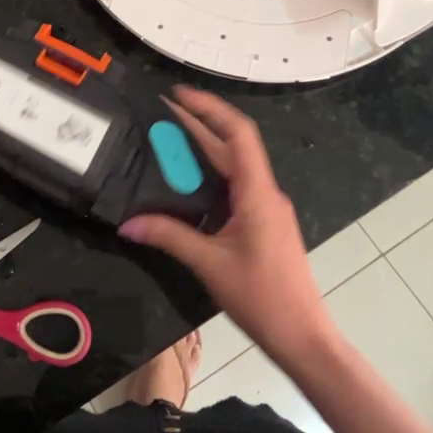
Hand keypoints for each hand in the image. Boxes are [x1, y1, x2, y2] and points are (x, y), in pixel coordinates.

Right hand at [118, 87, 335, 355]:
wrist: (304, 338)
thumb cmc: (263, 297)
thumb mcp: (210, 265)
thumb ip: (169, 237)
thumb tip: (128, 222)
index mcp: (257, 193)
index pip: (238, 133)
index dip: (209, 107)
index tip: (178, 94)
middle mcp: (264, 192)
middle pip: (232, 145)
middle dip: (198, 124)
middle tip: (160, 113)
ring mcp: (266, 208)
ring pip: (233, 166)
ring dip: (203, 149)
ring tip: (166, 142)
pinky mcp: (263, 224)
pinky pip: (234, 187)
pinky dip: (208, 176)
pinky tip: (185, 184)